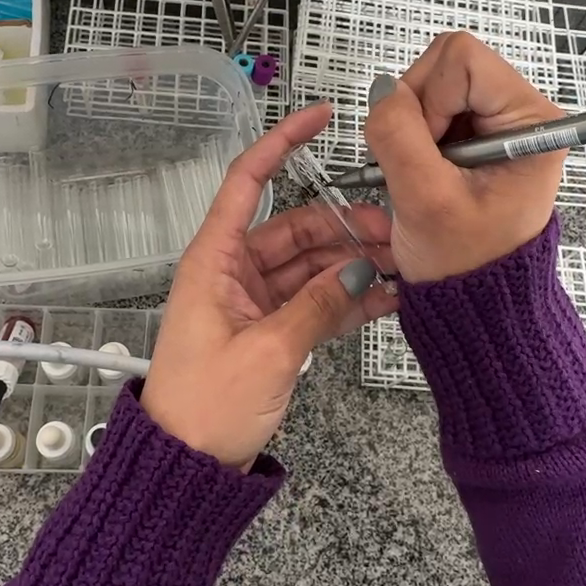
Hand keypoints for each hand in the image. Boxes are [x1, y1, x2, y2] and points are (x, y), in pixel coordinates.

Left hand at [142, 104, 398, 468]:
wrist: (185, 467)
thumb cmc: (204, 406)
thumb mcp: (268, 351)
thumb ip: (319, 304)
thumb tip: (363, 268)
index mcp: (215, 260)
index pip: (247, 182)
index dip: (282, 144)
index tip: (319, 118)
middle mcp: (233, 272)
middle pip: (295, 229)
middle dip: (344, 227)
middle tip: (395, 234)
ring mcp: (254, 301)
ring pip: (311, 266)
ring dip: (352, 266)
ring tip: (401, 267)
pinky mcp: (270, 330)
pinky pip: (313, 301)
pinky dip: (345, 300)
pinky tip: (385, 299)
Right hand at [363, 32, 564, 281]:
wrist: (474, 300)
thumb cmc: (464, 262)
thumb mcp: (426, 200)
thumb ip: (399, 136)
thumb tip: (382, 89)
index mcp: (531, 121)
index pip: (463, 59)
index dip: (428, 97)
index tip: (426, 150)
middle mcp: (519, 113)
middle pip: (445, 66)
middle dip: (416, 112)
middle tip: (416, 164)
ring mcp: (495, 123)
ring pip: (430, 86)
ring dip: (409, 128)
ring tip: (418, 175)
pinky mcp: (473, 136)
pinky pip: (427, 110)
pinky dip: (410, 137)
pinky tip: (418, 173)